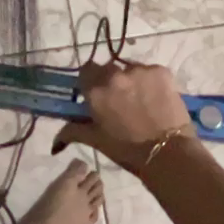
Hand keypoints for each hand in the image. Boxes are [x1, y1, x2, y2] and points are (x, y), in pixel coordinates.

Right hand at [51, 62, 195, 173]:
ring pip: (129, 69)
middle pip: (108, 69)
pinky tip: (156, 98)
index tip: (96, 93)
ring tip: (141, 101)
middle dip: (110, 81)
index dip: (90, 81)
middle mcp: (115, 74)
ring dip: (131, 80)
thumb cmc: (128, 150)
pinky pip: (149, 71)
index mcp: (96, 90)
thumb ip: (72, 131)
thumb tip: (54, 142)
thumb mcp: (96, 140)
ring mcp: (139, 70)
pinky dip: (150, 82)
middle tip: (119, 100)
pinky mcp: (161, 70)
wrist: (169, 154)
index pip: (85, 71)